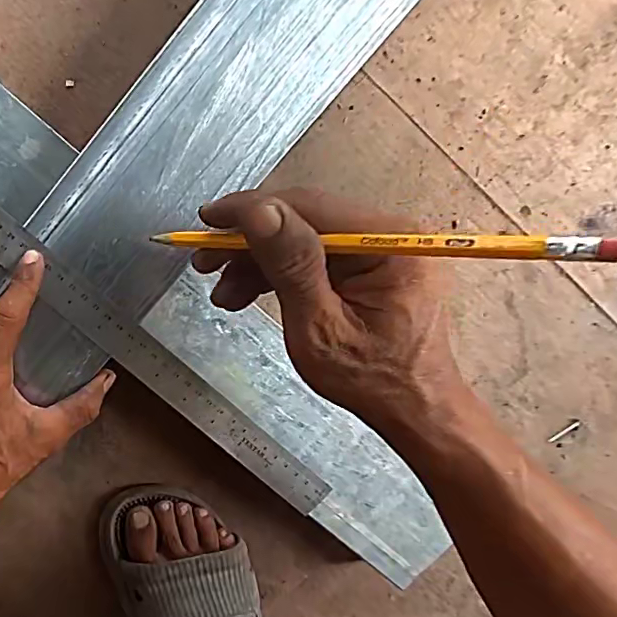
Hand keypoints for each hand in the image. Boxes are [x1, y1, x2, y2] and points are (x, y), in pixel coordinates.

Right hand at [191, 188, 465, 426]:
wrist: (411, 410)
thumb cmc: (372, 380)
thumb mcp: (319, 326)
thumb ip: (291, 265)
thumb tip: (258, 211)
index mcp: (385, 241)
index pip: (305, 206)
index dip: (249, 211)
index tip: (207, 221)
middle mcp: (384, 234)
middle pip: (299, 220)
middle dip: (247, 242)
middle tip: (205, 262)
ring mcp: (374, 250)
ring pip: (298, 240)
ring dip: (256, 263)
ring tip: (224, 293)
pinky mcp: (364, 267)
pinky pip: (311, 258)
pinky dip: (277, 275)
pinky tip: (247, 294)